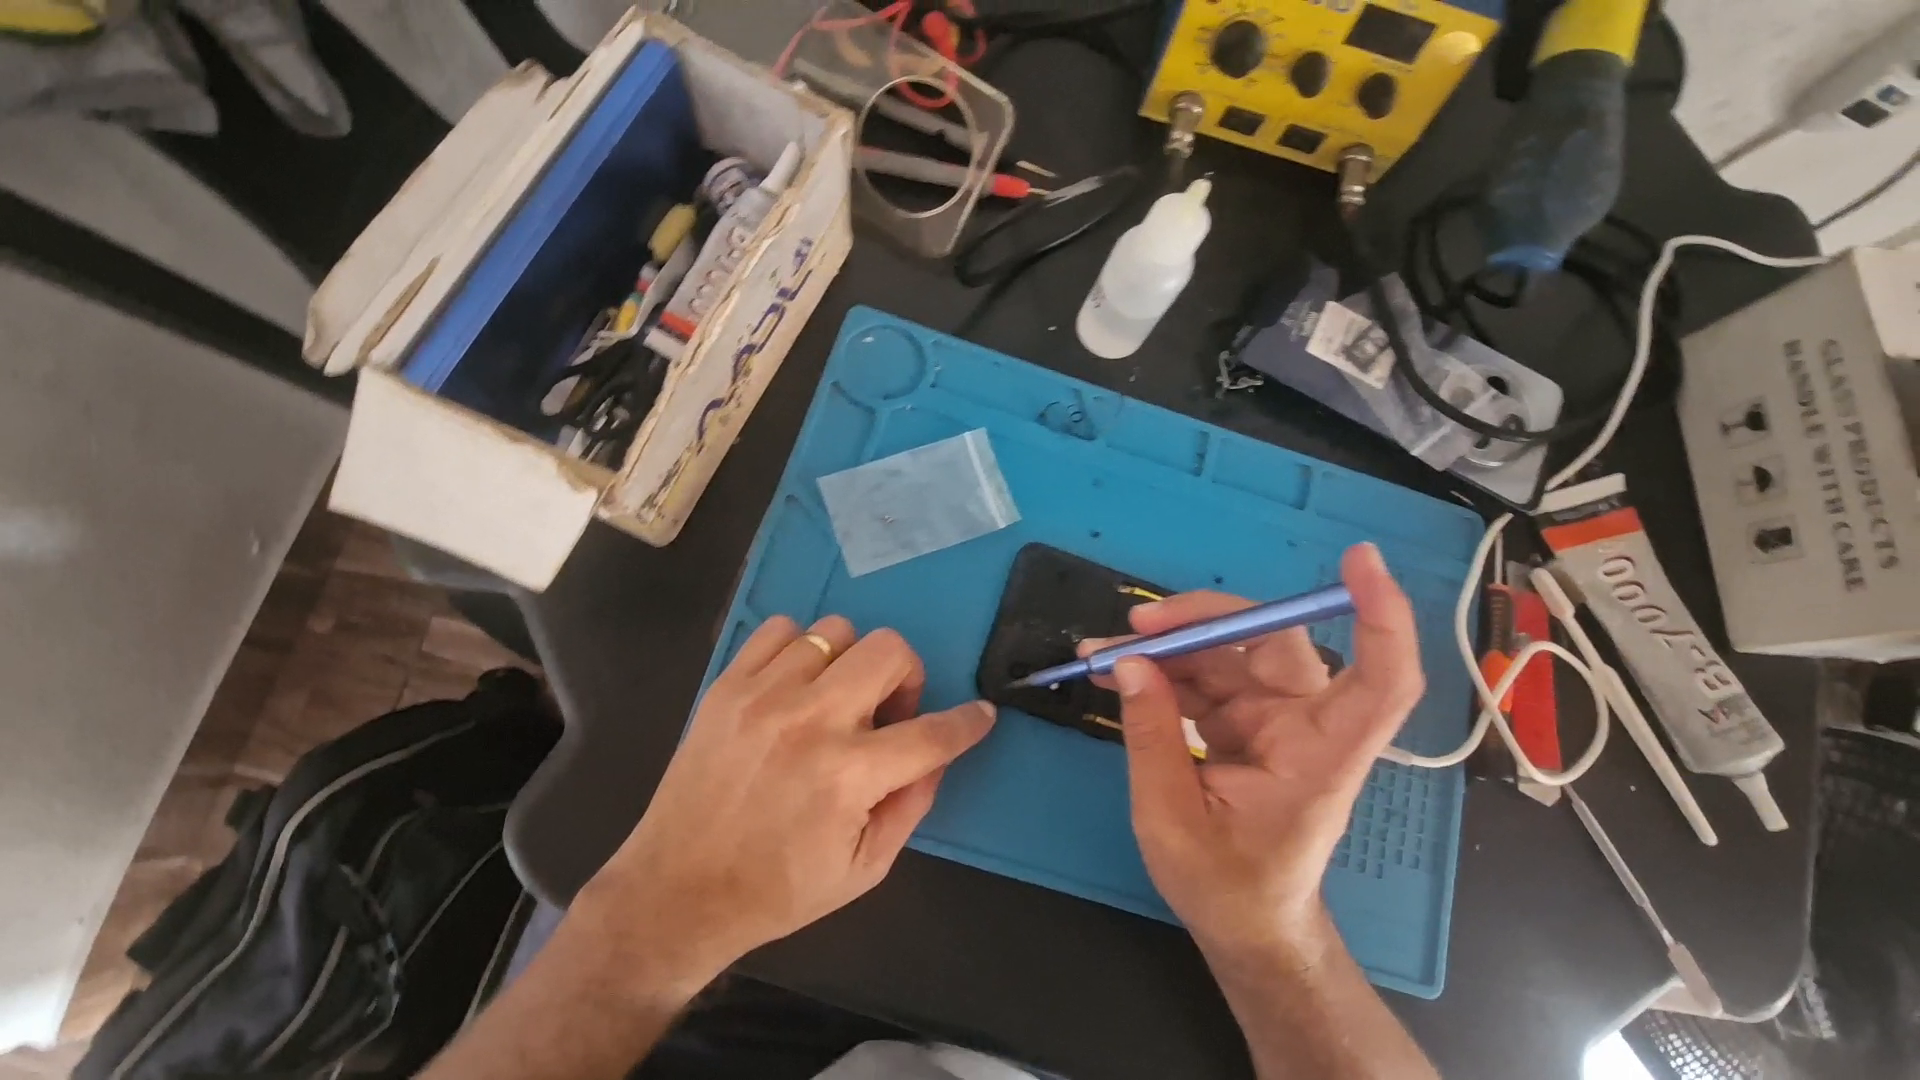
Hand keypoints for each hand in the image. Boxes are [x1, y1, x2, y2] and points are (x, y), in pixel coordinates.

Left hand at [576, 616, 994, 988]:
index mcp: (849, 775)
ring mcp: (764, 696)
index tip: (979, 714)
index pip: (933, 733)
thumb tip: (937, 755)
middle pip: (889, 651)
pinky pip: (780, 630)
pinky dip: (799, 650)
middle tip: (888, 714)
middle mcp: (811, 721)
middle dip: (907, 679)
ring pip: (837, 632)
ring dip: (852, 664)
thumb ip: (911, 805)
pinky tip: (794, 688)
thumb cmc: (778, 889)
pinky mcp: (727, 686)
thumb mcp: (865, 868)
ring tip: (836, 701)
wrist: (677, 890)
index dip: (968, 722)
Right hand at [1087, 543, 1424, 954]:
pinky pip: (1205, 677)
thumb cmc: (1227, 886)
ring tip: (1100, 655)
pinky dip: (1161, 671)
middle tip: (1135, 626)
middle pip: (1271, 642)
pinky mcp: (1244, 721)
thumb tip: (1131, 665)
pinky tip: (1114, 672)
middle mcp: (1306, 724)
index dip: (1381, 616)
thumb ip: (1152, 738)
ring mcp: (1274, 719)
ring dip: (1166, 646)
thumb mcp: (1172, 819)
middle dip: (1203, 621)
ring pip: (1228, 653)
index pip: (1380, 680)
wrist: (1243, 923)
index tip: (1358, 561)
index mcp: (1320, 756)